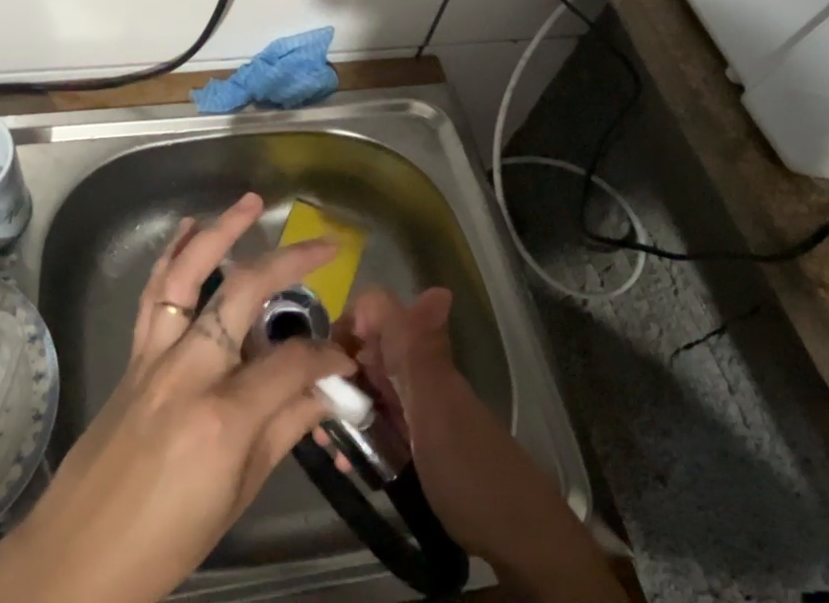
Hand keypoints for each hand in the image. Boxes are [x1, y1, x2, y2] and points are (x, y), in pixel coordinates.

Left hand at [0, 194, 353, 602]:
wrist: (77, 556)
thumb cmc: (165, 540)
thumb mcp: (238, 494)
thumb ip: (285, 430)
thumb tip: (329, 391)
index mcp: (222, 418)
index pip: (292, 362)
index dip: (329, 356)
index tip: (349, 358)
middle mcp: (185, 373)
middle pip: (241, 296)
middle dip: (289, 262)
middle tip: (324, 247)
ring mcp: (151, 360)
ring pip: (184, 278)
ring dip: (218, 233)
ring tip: (248, 204)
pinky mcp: (130, 361)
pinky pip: (152, 297)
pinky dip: (169, 258)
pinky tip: (185, 233)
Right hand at [329, 287, 626, 602]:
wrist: (519, 542)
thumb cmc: (473, 474)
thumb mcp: (439, 413)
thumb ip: (423, 355)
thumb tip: (436, 287)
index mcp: (423, 361)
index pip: (377, 313)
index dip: (346, 325)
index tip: (319, 362)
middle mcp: (419, 378)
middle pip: (367, 349)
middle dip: (334, 368)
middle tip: (309, 403)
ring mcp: (418, 412)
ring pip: (368, 388)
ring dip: (340, 403)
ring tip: (320, 435)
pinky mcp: (416, 446)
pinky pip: (376, 425)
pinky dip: (355, 434)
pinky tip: (342, 456)